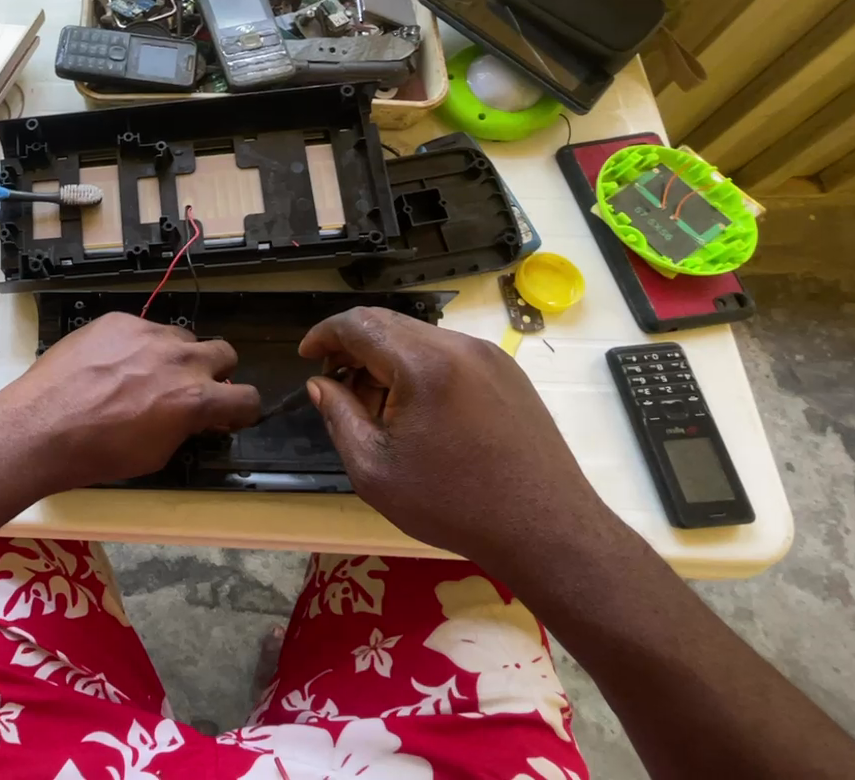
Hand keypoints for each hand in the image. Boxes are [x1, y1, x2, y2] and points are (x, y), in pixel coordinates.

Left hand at [0, 312, 260, 490]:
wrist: (39, 426)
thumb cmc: (98, 453)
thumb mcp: (156, 454)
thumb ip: (186, 428)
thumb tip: (195, 417)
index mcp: (195, 399)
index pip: (248, 398)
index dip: (240, 410)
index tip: (226, 416)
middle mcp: (179, 359)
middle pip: (225, 353)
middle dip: (216, 373)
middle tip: (190, 390)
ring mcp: (147, 333)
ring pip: (181, 337)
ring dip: (174, 357)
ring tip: (141, 376)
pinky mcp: (117, 320)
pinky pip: (142, 329)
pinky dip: (136, 346)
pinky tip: (109, 365)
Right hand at [299, 307, 624, 569]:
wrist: (547, 532)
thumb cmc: (453, 504)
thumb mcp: (374, 469)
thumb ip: (338, 416)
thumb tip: (320, 384)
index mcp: (424, 364)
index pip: (358, 323)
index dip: (324, 334)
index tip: (306, 356)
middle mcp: (458, 346)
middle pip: (387, 323)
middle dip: (352, 346)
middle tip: (335, 384)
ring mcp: (489, 356)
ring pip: (417, 337)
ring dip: (384, 358)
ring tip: (375, 405)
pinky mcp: (508, 372)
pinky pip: (447, 353)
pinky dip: (417, 367)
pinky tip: (416, 409)